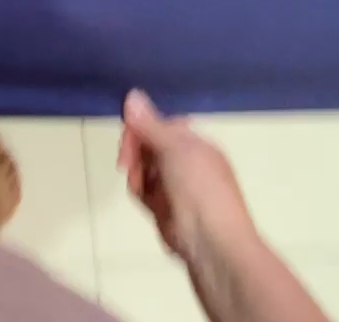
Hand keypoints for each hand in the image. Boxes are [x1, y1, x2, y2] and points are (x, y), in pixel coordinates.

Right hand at [118, 89, 255, 265]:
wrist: (211, 244)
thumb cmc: (200, 189)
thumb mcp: (175, 148)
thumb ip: (150, 123)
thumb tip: (133, 93)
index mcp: (195, 144)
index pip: (160, 124)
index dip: (141, 126)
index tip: (128, 132)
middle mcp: (185, 162)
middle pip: (148, 144)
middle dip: (135, 150)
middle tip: (126, 163)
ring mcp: (174, 185)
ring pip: (142, 166)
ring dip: (136, 172)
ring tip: (139, 185)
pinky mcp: (163, 206)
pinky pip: (142, 188)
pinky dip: (139, 190)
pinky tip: (144, 199)